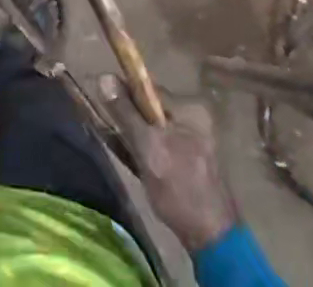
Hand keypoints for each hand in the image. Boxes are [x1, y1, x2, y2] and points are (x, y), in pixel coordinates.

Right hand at [99, 75, 238, 252]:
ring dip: (132, 135)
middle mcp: (193, 119)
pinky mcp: (187, 157)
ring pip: (149, 126)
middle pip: (146, 107)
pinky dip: (143, 148)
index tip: (103, 104)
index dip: (122, 94)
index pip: (145, 87)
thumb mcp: (147, 146)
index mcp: (189, 110)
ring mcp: (192, 139)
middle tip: (113, 133)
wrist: (210, 237)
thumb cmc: (179, 187)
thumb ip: (125, 111)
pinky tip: (137, 162)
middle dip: (127, 117)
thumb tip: (103, 76)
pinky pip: (156, 141)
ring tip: (125, 151)